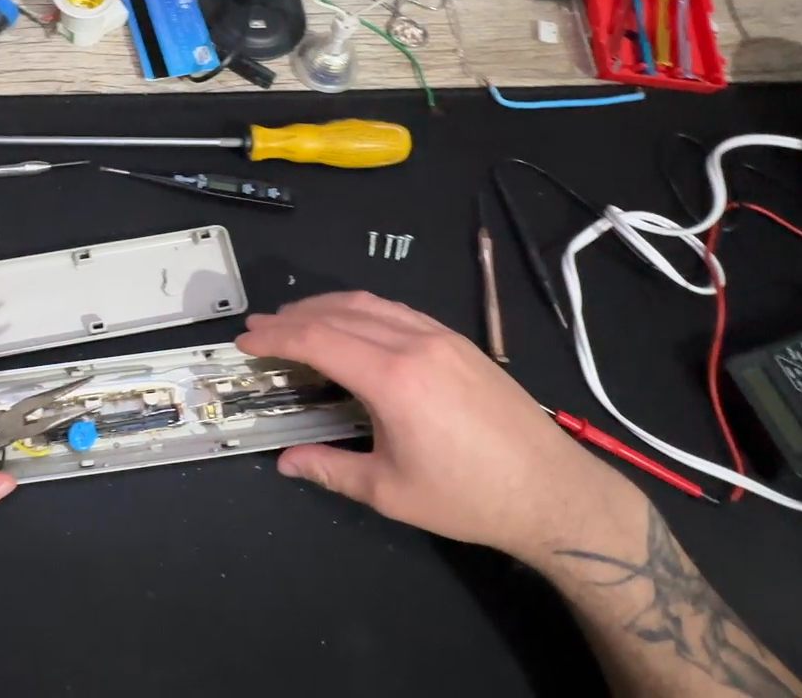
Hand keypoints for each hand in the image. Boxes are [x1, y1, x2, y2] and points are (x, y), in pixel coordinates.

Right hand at [237, 292, 642, 564]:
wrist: (555, 492)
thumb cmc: (469, 497)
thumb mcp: (391, 492)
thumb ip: (331, 469)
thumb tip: (285, 462)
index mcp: (393, 379)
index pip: (317, 340)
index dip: (275, 337)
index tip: (245, 341)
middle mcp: (414, 343)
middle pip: (337, 313)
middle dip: (291, 318)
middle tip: (259, 327)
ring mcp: (440, 336)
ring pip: (368, 303)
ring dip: (323, 307)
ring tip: (293, 319)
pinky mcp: (458, 340)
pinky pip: (397, 310)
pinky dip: (359, 309)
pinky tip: (348, 323)